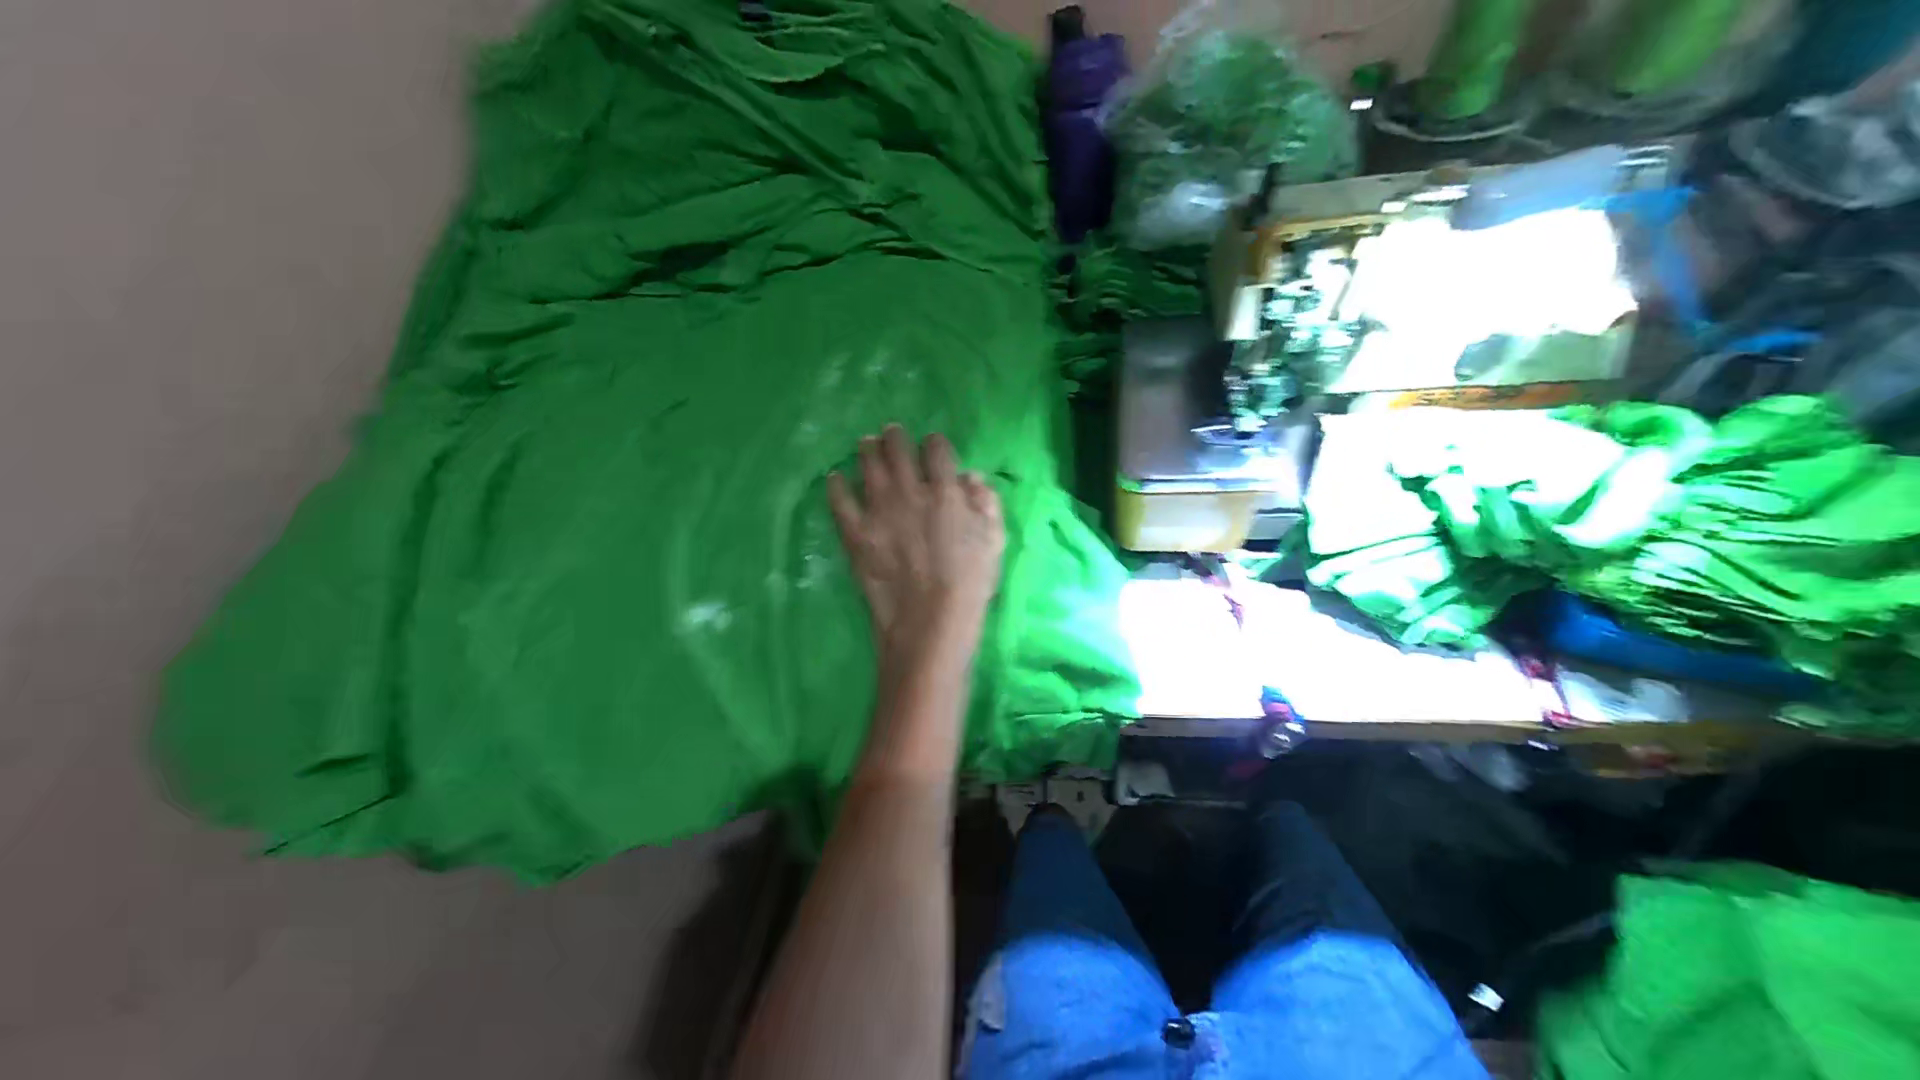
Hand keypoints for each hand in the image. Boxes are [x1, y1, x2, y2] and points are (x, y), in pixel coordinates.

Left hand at [828, 425, 1004, 669]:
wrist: (930, 622)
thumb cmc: (970, 584)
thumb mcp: (995, 541)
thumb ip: (986, 503)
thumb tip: (971, 477)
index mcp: (945, 491)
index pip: (937, 450)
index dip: (934, 443)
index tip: (932, 445)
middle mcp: (909, 491)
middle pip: (898, 449)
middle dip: (894, 437)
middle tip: (890, 433)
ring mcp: (878, 510)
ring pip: (868, 466)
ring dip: (867, 450)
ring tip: (865, 443)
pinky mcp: (855, 533)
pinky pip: (839, 501)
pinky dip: (836, 486)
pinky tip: (834, 478)